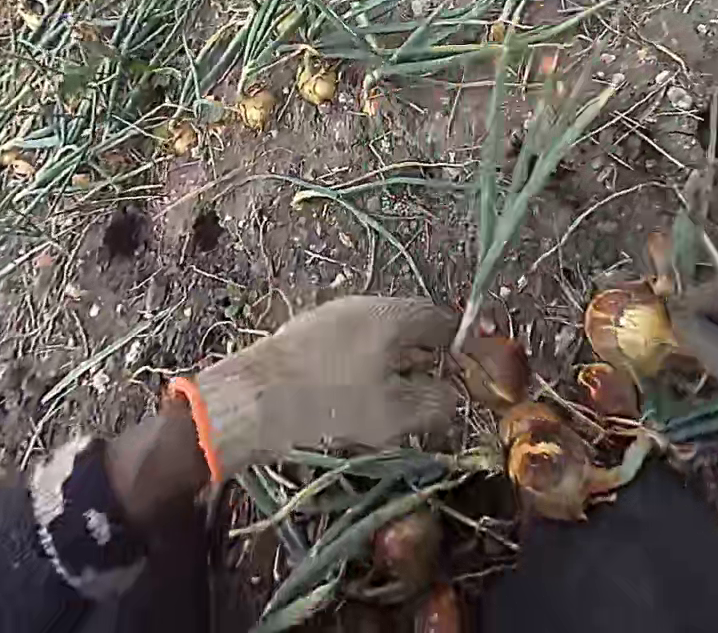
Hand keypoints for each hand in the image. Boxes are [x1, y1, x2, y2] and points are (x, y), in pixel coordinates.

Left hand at [176, 296, 456, 478]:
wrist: (253, 398)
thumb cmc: (331, 404)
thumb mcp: (392, 414)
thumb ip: (432, 402)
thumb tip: (452, 395)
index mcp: (390, 315)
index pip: (437, 316)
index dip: (456, 340)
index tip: (464, 367)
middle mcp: (363, 304)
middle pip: (407, 321)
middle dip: (425, 352)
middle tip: (432, 384)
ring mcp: (332, 313)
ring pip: (378, 331)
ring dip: (395, 357)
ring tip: (396, 392)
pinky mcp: (309, 329)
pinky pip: (352, 339)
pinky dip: (367, 359)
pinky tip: (358, 389)